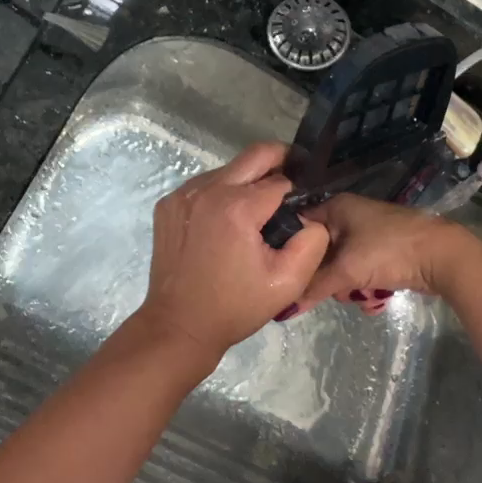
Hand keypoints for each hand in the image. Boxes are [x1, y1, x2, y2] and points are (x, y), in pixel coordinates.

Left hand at [136, 143, 329, 360]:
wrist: (179, 326)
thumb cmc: (235, 307)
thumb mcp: (287, 282)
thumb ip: (312, 241)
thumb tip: (309, 214)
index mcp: (238, 207)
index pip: (280, 180)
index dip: (296, 192)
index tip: (301, 206)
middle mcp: (208, 189)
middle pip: (254, 156)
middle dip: (278, 162)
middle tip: (290, 182)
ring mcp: (184, 194)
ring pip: (228, 169)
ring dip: (246, 181)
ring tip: (254, 213)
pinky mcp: (169, 203)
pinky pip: (205, 184)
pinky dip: (220, 194)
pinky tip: (224, 222)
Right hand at [294, 194, 478, 316]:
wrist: (441, 255)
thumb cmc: (388, 251)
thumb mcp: (347, 269)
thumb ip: (315, 286)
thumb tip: (288, 305)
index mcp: (336, 207)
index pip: (300, 227)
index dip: (295, 252)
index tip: (289, 275)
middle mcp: (349, 216)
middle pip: (322, 253)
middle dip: (330, 277)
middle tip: (339, 289)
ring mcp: (368, 234)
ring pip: (343, 266)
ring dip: (351, 286)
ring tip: (363, 296)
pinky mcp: (383, 252)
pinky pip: (362, 272)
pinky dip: (367, 287)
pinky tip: (376, 300)